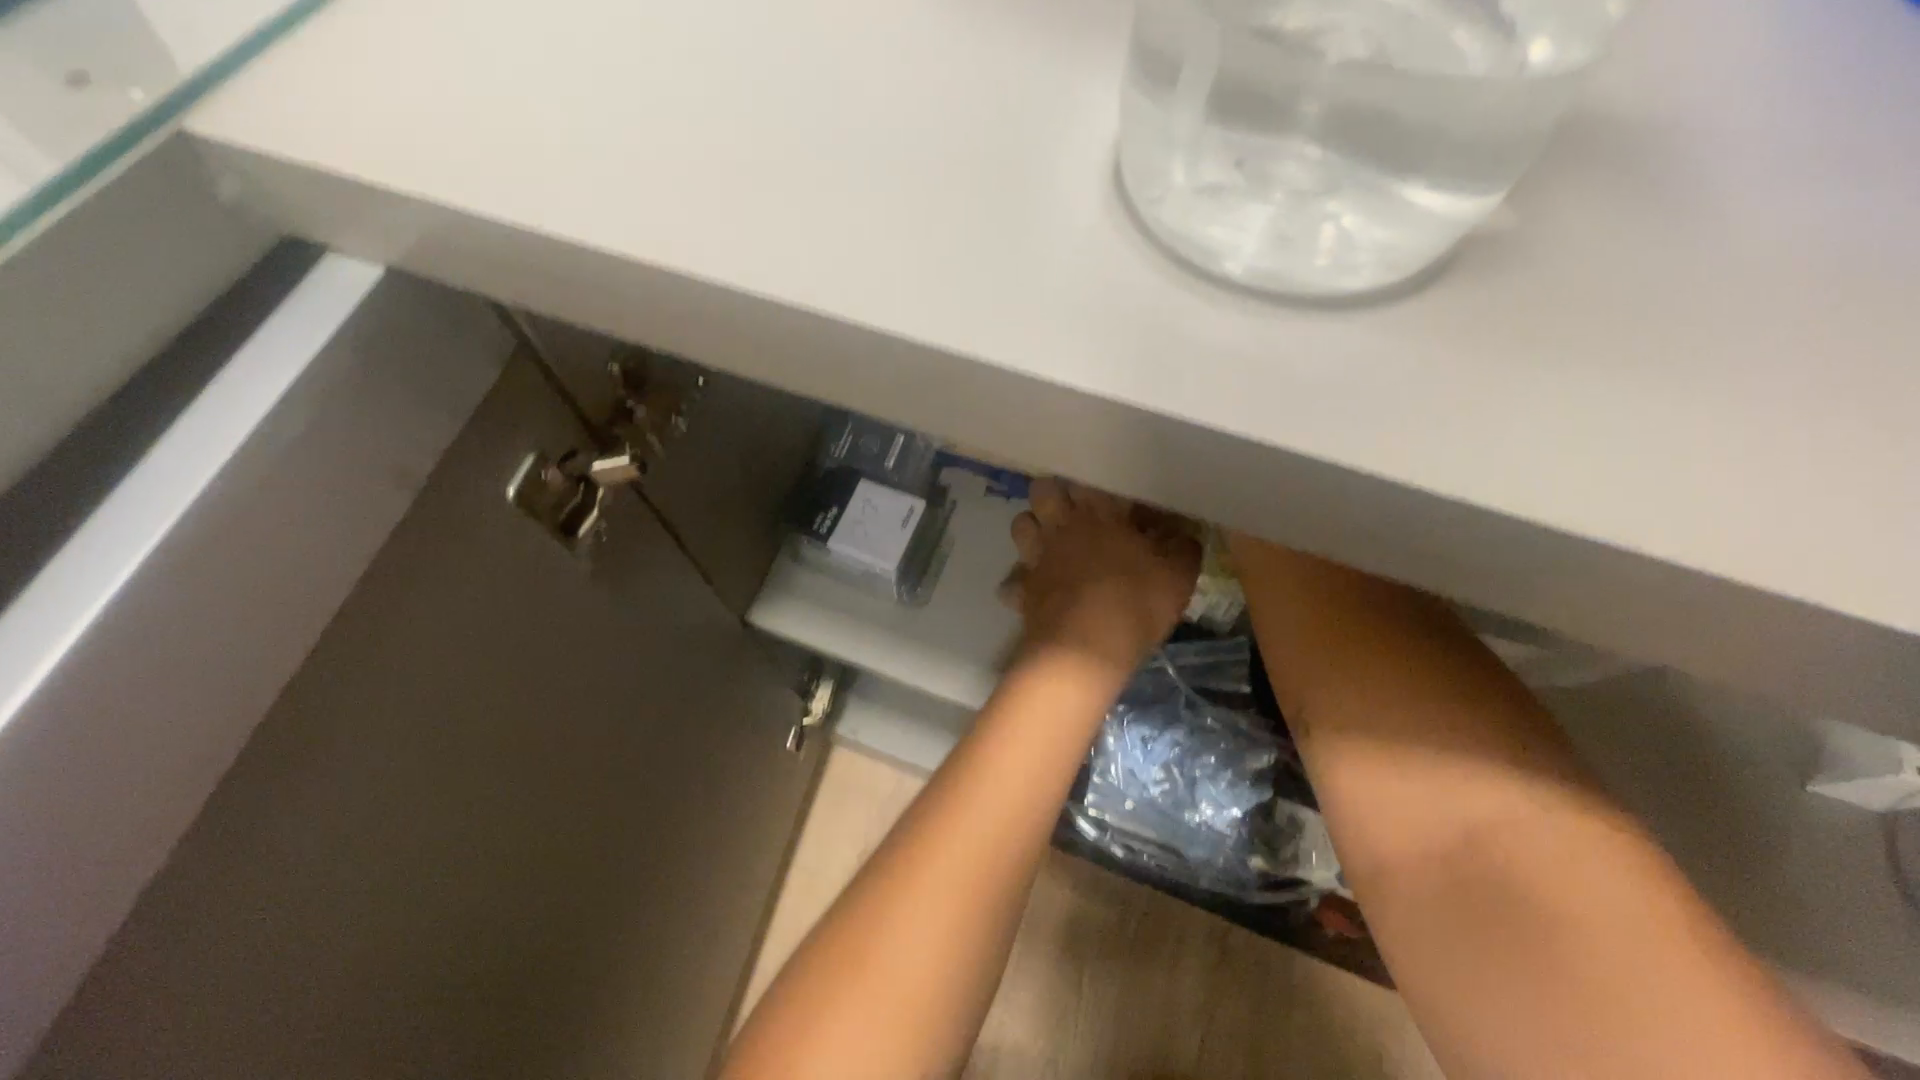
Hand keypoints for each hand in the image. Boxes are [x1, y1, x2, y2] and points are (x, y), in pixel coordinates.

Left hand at [999, 478, 1200, 675]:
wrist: (1084, 651)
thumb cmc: (1134, 605)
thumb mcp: (1177, 576)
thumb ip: (1182, 548)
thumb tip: (1183, 535)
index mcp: (1099, 514)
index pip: (1090, 480)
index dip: (1098, 485)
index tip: (1114, 499)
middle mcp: (1061, 527)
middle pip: (1042, 489)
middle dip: (1053, 495)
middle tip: (1074, 512)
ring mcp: (1036, 557)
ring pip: (1020, 524)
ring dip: (1033, 529)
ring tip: (1052, 543)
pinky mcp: (1022, 589)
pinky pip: (1012, 580)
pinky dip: (1020, 583)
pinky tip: (1036, 590)